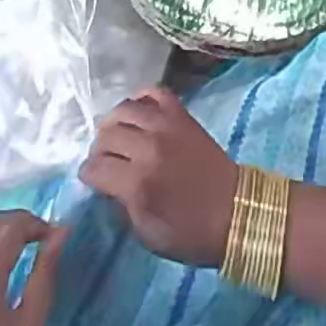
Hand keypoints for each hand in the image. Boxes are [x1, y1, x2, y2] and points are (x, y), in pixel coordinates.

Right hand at [78, 88, 237, 267]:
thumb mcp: (146, 233)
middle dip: (99, 150)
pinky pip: (155, 92)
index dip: (89, 174)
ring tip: (117, 135)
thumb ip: (121, 205)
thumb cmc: (191, 233)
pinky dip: (141, 97)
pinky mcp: (182, 115)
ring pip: (124, 109)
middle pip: (106, 135)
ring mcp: (166, 126)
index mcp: (138, 183)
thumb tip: (107, 183)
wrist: (236, 212)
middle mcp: (148, 148)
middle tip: (106, 160)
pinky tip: (137, 111)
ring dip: (114, 122)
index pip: (95, 168)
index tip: (92, 179)